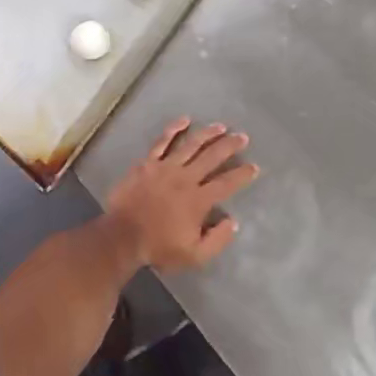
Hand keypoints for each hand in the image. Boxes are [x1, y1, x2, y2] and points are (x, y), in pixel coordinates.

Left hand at [104, 118, 260, 272]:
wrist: (122, 236)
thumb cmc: (158, 247)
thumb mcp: (194, 256)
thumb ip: (217, 240)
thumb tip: (232, 221)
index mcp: (198, 200)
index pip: (226, 183)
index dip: (242, 174)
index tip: (253, 166)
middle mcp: (185, 178)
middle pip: (212, 157)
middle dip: (229, 146)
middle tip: (242, 137)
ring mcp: (165, 167)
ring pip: (191, 145)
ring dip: (208, 134)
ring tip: (220, 127)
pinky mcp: (148, 163)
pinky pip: (162, 141)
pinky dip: (174, 129)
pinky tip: (184, 120)